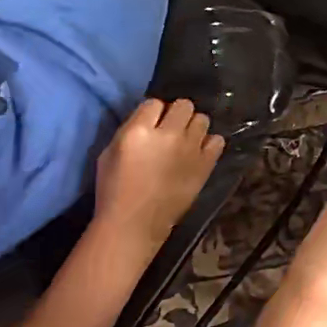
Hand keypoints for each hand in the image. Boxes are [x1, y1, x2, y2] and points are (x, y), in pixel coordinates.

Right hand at [93, 99, 225, 258]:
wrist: (135, 223)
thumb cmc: (115, 190)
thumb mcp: (109, 153)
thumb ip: (131, 130)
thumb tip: (149, 119)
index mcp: (139, 131)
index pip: (154, 103)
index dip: (153, 112)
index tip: (151, 123)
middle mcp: (169, 134)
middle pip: (184, 105)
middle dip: (177, 114)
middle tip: (171, 129)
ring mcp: (191, 148)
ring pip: (202, 119)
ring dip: (193, 127)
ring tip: (186, 141)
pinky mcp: (206, 163)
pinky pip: (217, 140)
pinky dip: (209, 143)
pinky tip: (199, 153)